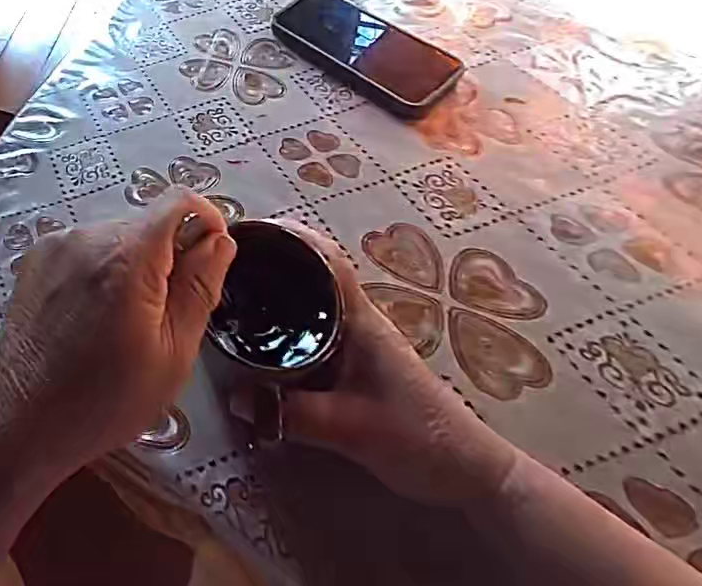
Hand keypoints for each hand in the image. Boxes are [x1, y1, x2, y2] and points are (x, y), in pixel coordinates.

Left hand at [0, 191, 235, 484]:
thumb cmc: (103, 400)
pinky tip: (93, 311)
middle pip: (150, 221)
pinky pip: (91, 244)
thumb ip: (201, 286)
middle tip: (164, 309)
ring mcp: (61, 242)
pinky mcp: (40, 253)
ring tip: (123, 317)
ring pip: (121, 234)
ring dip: (135, 261)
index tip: (210, 252)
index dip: (205, 218)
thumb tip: (221, 239)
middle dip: (168, 253)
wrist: (18, 421)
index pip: (179, 200)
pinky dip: (104, 265)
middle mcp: (91, 235)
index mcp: (128, 257)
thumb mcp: (173, 353)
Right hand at [257, 223, 523, 507]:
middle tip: (237, 263)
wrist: (465, 469)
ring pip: (318, 302)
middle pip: (317, 275)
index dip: (295, 238)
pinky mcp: (360, 364)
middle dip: (280, 261)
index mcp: (362, 318)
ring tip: (245, 291)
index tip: (259, 232)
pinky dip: (294, 322)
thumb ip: (293, 415)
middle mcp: (361, 320)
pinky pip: (320, 329)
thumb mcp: (350, 428)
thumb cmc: (417, 436)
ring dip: (286, 291)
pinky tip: (272, 338)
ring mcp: (362, 341)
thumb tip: (235, 396)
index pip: (328, 260)